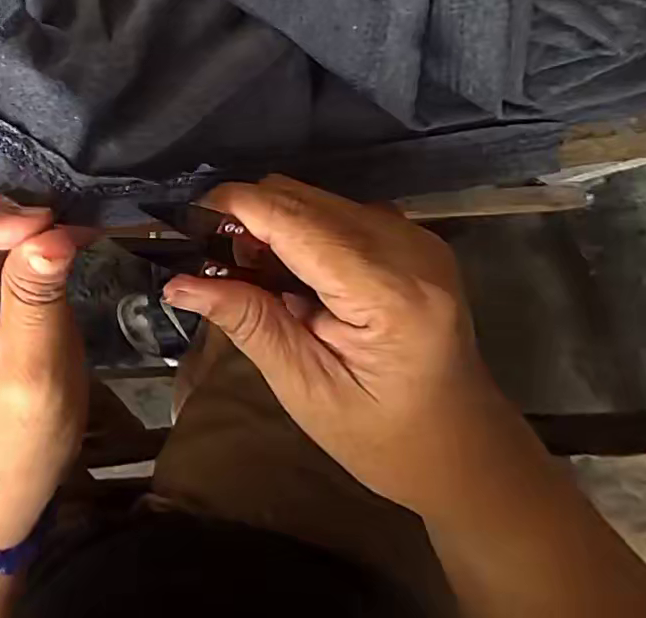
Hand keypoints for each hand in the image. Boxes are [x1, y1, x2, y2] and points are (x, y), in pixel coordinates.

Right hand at [160, 175, 526, 516]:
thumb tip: (178, 284)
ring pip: (308, 194)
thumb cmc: (386, 437)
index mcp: (389, 293)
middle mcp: (406, 247)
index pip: (292, 219)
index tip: (184, 225)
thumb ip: (246, 323)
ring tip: (252, 273)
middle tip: (215, 265)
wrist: (467, 451)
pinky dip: (293, 225)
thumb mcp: (306, 388)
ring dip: (266, 220)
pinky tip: (289, 268)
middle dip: (243, 216)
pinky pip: (329, 206)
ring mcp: (412, 235)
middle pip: (297, 195)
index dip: (231, 208)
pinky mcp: (407, 235)